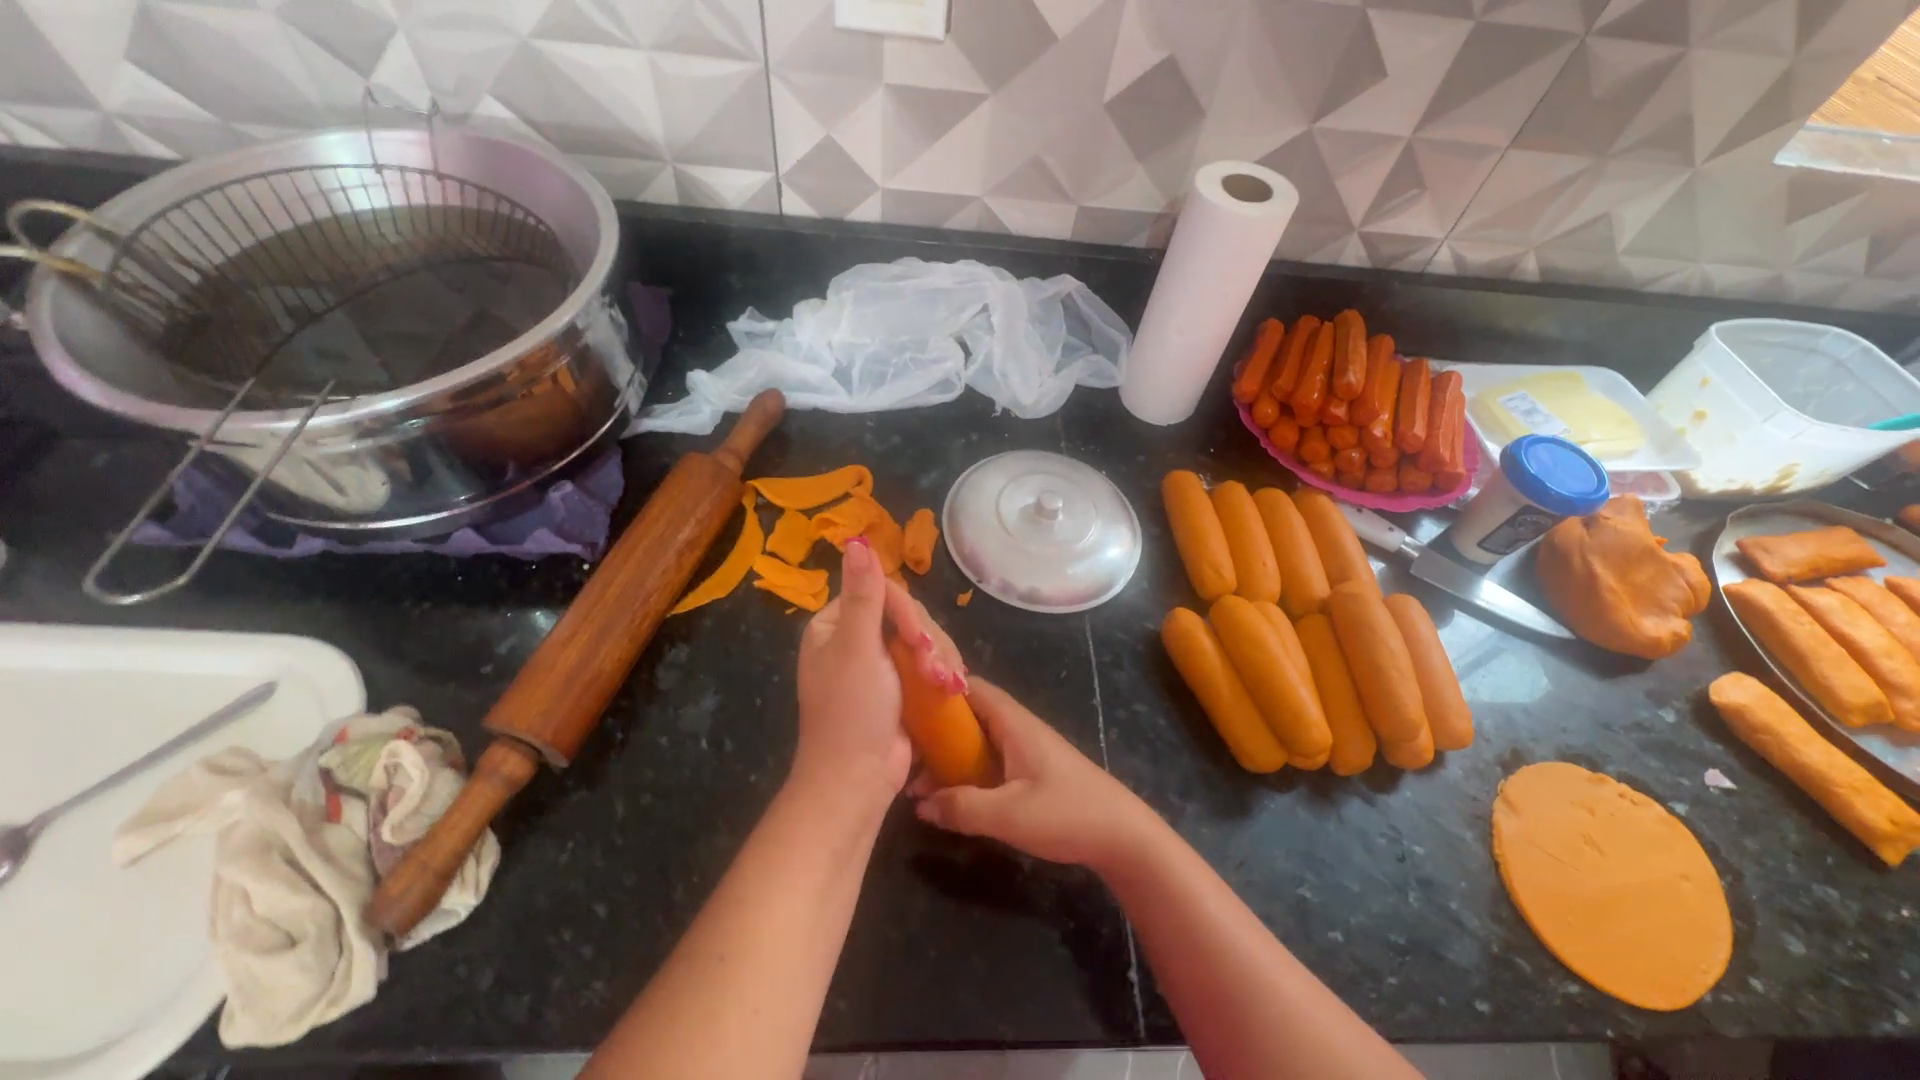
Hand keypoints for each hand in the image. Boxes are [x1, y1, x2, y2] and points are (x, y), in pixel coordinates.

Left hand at [793, 539, 959, 799]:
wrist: (857, 780)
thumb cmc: (850, 713)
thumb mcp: (855, 649)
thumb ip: (862, 595)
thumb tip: (856, 539)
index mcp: (834, 625)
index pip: (881, 594)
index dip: (907, 614)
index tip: (920, 643)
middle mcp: (855, 639)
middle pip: (908, 617)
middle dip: (928, 643)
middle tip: (939, 674)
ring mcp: (880, 665)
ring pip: (924, 641)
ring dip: (941, 660)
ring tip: (949, 687)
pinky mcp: (901, 688)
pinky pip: (929, 665)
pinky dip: (943, 673)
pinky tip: (954, 687)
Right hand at [911, 679, 1160, 870]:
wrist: (1124, 837)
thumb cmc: (1067, 813)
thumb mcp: (1008, 814)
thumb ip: (962, 807)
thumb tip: (920, 804)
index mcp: (1014, 724)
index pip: (970, 688)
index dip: (937, 690)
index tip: (903, 703)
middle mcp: (1018, 730)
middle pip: (969, 717)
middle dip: (935, 733)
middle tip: (902, 754)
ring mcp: (1026, 753)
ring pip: (977, 745)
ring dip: (948, 761)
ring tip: (917, 787)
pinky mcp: (1032, 776)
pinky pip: (989, 765)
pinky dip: (966, 776)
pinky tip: (949, 802)